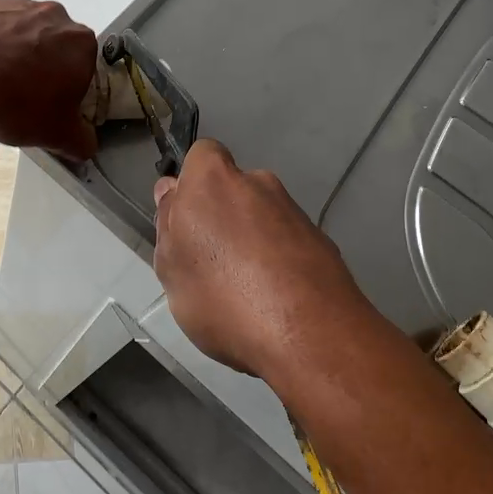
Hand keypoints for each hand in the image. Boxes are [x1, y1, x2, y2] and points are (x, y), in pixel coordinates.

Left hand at [0, 0, 97, 160]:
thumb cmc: (18, 101)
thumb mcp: (57, 135)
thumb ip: (81, 142)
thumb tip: (86, 146)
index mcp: (81, 43)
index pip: (84, 69)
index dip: (68, 90)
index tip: (50, 106)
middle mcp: (55, 16)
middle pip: (54, 46)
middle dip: (42, 68)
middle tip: (22, 97)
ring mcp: (19, 5)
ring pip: (24, 33)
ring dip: (15, 53)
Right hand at [153, 139, 364, 378]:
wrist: (313, 338)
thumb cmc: (224, 298)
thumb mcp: (171, 269)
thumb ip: (167, 224)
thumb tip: (172, 193)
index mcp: (213, 180)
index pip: (201, 155)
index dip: (191, 184)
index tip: (186, 221)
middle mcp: (259, 184)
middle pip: (233, 191)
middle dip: (223, 217)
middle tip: (211, 265)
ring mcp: (296, 214)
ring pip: (263, 220)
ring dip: (253, 244)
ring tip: (247, 295)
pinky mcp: (325, 245)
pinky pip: (290, 246)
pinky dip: (282, 265)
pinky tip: (277, 305)